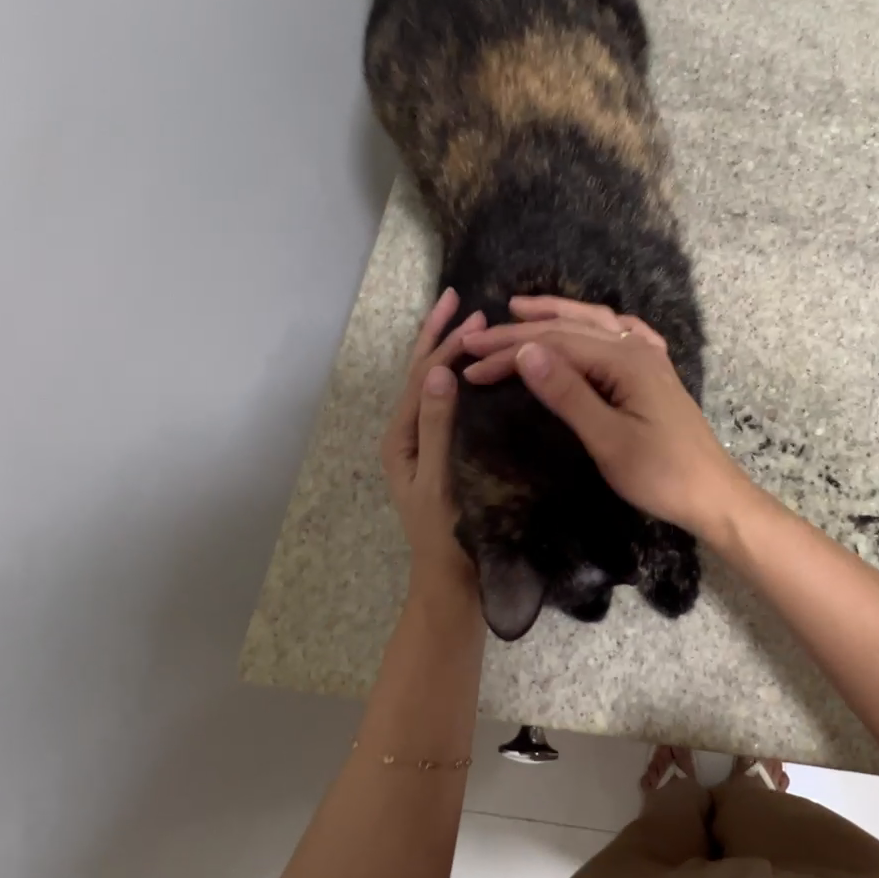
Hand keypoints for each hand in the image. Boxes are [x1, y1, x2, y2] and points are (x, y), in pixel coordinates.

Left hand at [380, 288, 484, 574]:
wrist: (453, 578)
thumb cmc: (447, 533)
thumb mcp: (439, 478)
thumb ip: (437, 426)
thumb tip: (436, 371)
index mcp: (400, 437)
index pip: (421, 377)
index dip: (443, 343)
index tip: (471, 313)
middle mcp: (407, 434)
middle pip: (420, 374)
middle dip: (438, 336)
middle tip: (459, 299)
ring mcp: (424, 443)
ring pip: (433, 386)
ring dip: (447, 352)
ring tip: (466, 321)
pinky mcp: (443, 451)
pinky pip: (448, 404)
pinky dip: (459, 378)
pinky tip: (478, 369)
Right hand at [461, 296, 750, 538]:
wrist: (713, 495)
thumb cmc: (660, 475)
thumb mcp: (608, 439)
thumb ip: (567, 393)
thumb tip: (525, 352)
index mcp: (626, 360)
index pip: (556, 345)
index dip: (510, 352)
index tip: (469, 364)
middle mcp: (638, 349)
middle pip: (571, 328)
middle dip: (521, 331)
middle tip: (476, 340)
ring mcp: (650, 359)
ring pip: (595, 324)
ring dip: (555, 317)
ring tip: (519, 310)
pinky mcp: (655, 376)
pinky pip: (621, 335)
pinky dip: (594, 325)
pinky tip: (588, 324)